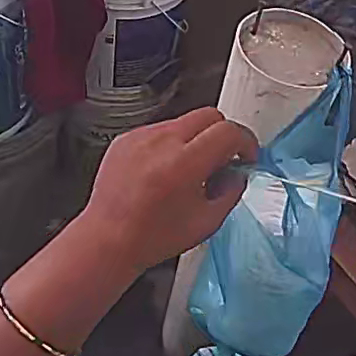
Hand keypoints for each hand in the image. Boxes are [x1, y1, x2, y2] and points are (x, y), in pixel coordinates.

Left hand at [72, 107, 258, 272]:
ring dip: (196, 140)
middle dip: (224, 135)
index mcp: (184, 163)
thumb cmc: (151, 237)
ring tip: (190, 172)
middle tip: (224, 159)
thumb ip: (231, 191)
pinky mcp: (126, 139)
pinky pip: (159, 130)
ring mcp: (141, 138)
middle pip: (209, 116)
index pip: (228, 131)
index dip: (246, 142)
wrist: (108, 240)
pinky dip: (170, 145)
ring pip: (184, 121)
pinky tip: (166, 171)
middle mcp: (161, 143)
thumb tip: (238, 173)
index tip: (246, 155)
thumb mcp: (207, 222)